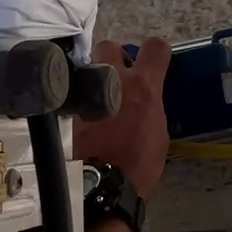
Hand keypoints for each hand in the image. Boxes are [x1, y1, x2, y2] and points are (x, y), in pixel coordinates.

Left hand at [73, 38, 172, 195]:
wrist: (105, 185)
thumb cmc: (141, 162)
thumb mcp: (160, 131)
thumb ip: (153, 105)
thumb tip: (146, 101)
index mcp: (144, 85)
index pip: (156, 47)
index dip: (159, 52)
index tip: (158, 62)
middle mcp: (115, 81)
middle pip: (111, 46)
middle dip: (117, 57)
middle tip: (123, 77)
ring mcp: (89, 93)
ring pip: (90, 66)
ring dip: (99, 75)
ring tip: (104, 95)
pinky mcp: (71, 109)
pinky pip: (79, 92)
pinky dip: (86, 98)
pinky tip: (92, 115)